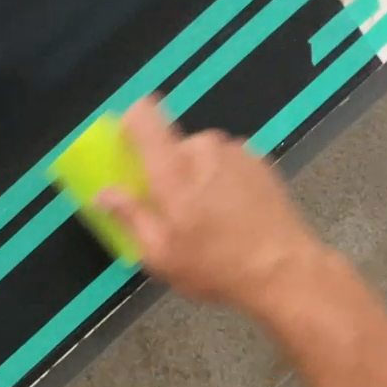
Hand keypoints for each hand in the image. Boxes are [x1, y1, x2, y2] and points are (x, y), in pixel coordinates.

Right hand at [98, 97, 334, 315]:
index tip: (127, 154)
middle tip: (173, 216)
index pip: (145, 116)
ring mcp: (236, 151)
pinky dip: (220, 182)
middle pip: (171, 146)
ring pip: (199, 156)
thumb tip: (103, 193)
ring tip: (206, 220)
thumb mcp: (159, 255)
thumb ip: (129, 217)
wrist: (282, 270)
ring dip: (195, 179)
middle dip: (165, 174)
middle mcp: (204, 148)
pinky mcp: (259, 160)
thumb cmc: (212, 267)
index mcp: (173, 169)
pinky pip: (225, 163)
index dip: (130, 125)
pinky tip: (231, 216)